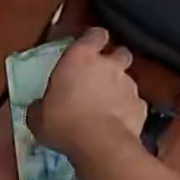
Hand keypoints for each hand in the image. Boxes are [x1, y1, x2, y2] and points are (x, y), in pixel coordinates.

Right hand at [28, 27, 146, 156]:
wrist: (99, 144)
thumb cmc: (62, 123)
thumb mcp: (38, 117)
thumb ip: (41, 105)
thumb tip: (40, 106)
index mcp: (80, 58)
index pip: (94, 35)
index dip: (92, 40)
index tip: (87, 49)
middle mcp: (108, 65)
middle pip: (118, 53)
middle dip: (112, 62)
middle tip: (97, 79)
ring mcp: (129, 84)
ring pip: (126, 79)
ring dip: (117, 89)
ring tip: (104, 108)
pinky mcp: (141, 105)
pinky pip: (133, 103)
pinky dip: (125, 110)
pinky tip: (115, 124)